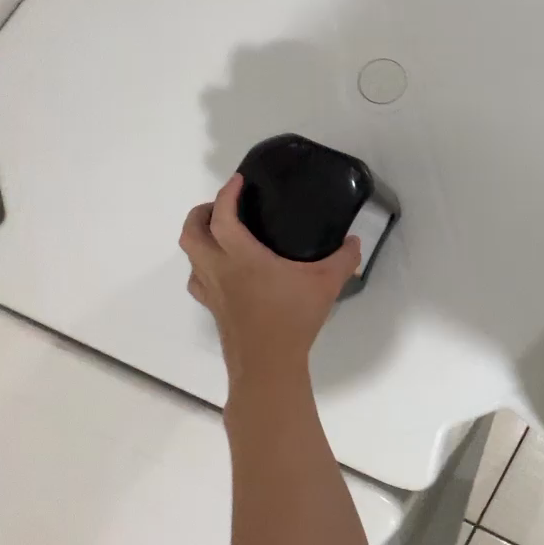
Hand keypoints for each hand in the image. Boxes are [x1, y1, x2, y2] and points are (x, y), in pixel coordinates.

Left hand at [179, 174, 365, 386]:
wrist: (268, 364)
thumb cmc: (293, 318)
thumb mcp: (328, 283)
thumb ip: (344, 257)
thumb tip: (354, 241)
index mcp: (241, 258)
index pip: (223, 217)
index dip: (227, 194)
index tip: (238, 180)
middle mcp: (219, 270)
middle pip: (192, 233)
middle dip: (202, 212)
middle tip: (226, 204)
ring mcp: (211, 290)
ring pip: (190, 256)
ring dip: (200, 237)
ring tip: (224, 231)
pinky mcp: (213, 307)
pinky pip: (198, 277)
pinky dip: (204, 264)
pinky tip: (226, 268)